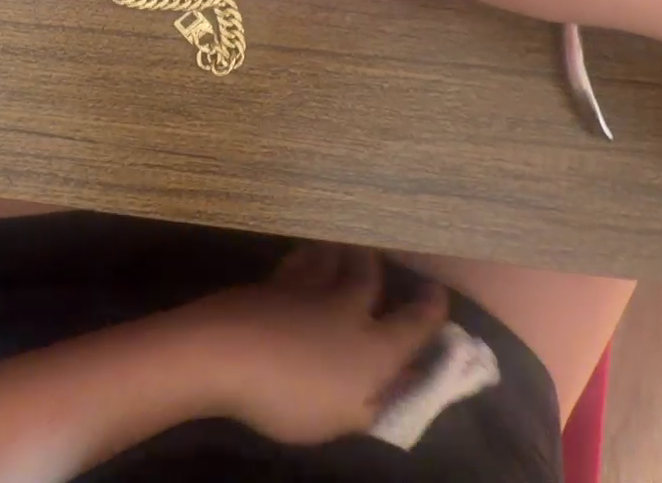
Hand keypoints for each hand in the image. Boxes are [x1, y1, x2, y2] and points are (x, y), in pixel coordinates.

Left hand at [165, 243, 448, 444]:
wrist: (223, 352)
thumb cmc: (290, 396)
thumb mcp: (345, 419)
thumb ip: (379, 400)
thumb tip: (405, 381)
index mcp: (373, 346)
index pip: (414, 324)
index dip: (430, 309)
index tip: (438, 292)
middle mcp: (344, 307)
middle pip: (368, 277)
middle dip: (379, 265)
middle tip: (382, 251)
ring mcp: (303, 288)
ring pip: (330, 259)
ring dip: (342, 250)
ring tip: (345, 242)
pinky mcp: (270, 282)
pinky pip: (297, 261)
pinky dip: (307, 254)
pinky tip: (303, 253)